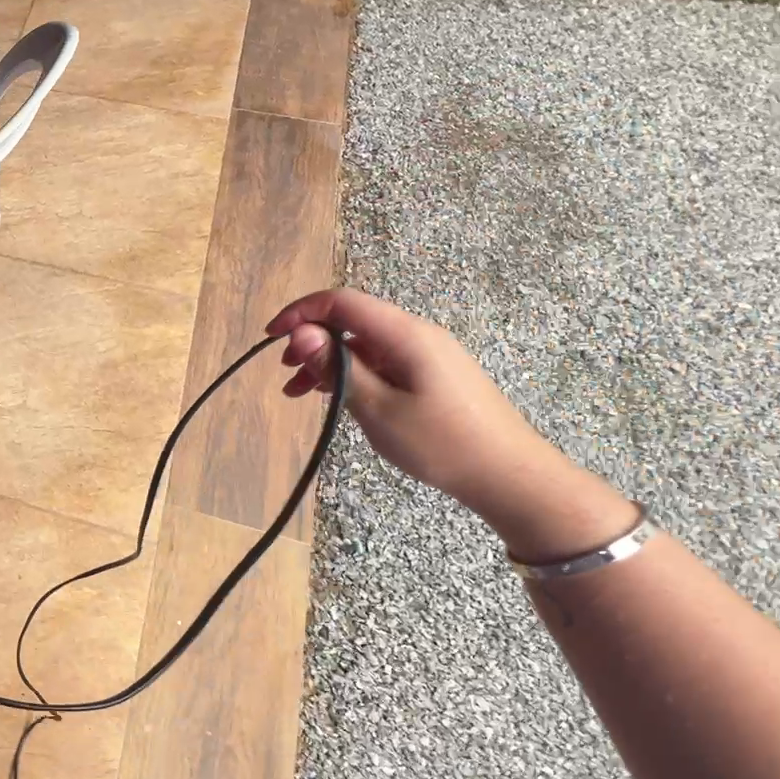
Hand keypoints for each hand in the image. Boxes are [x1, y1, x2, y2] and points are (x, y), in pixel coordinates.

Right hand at [266, 288, 633, 560]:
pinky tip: (333, 397)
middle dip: (309, 340)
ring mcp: (425, 354)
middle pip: (350, 320)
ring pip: (361, 343)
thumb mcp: (375, 406)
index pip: (341, 302)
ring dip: (325, 360)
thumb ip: (337, 366)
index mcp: (405, 335)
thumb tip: (301, 333)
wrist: (509, 476)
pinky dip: (349, 372)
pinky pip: (378, 360)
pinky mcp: (429, 374)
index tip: (270, 339)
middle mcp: (416, 335)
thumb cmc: (439, 442)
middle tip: (286, 374)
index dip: (300, 313)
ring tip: (299, 392)